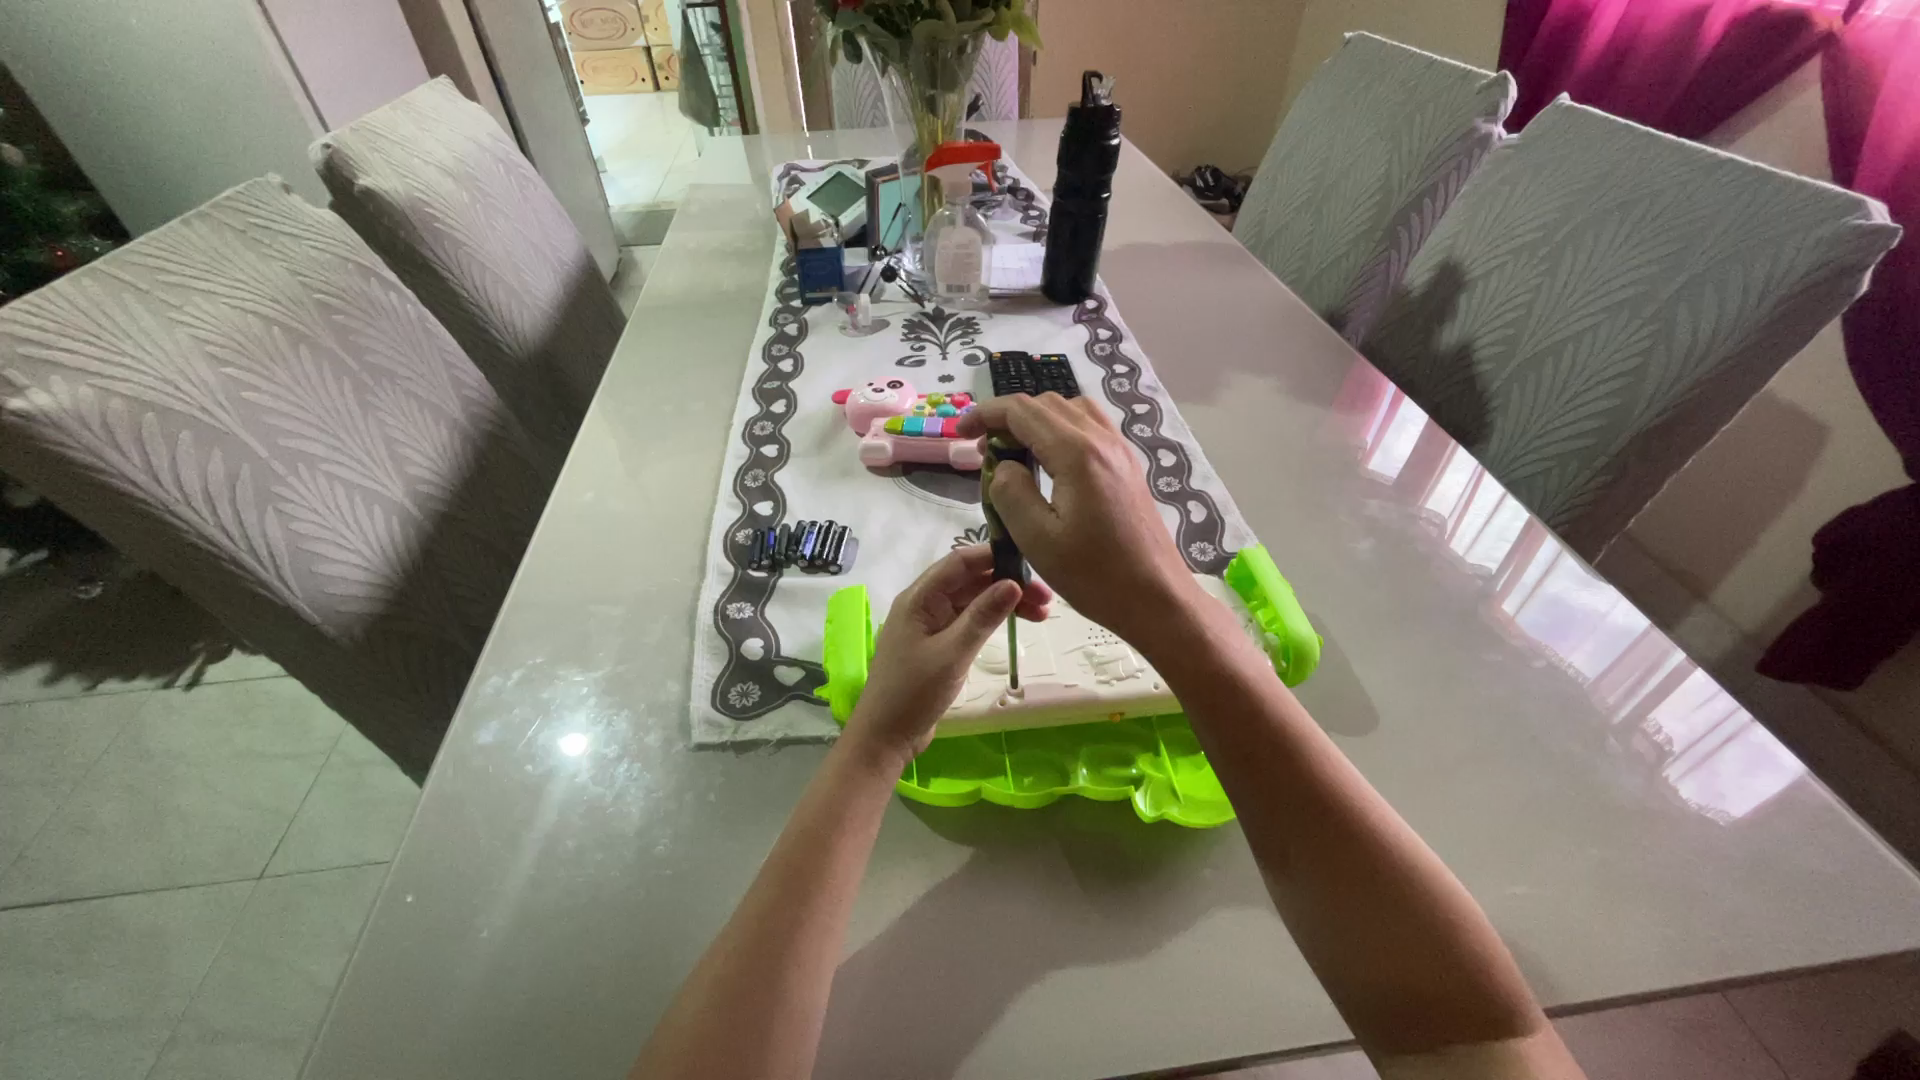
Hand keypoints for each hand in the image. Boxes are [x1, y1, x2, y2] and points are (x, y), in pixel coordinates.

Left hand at [841, 545, 1051, 769]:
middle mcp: (925, 604)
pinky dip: (993, 619)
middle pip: (971, 580)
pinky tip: (1017, 624)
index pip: (960, 562)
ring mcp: (931, 624)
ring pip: (973, 600)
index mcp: (920, 598)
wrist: (886, 736)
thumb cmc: (913, 693)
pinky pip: (969, 620)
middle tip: (1047, 598)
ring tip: (1042, 613)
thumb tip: (1013, 583)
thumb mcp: (952, 654)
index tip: (1032, 563)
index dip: (995, 557)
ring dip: (1005, 602)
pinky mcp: (939, 644)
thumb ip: (983, 617)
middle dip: (1007, 583)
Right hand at [956, 393, 1202, 648]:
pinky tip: (1050, 464)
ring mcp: (1120, 451)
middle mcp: (1102, 440)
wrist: (1156, 598)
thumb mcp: (1037, 539)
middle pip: (1046, 404)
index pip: (1022, 411)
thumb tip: (1004, 465)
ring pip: (1071, 410)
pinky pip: (1090, 428)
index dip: (985, 414)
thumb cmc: (1094, 577)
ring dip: (1036, 422)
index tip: (961, 433)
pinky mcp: (1127, 467)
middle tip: (984, 452)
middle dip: (1008, 418)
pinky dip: (1060, 431)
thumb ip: (1011, 492)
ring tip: (1015, 454)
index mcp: (1077, 453)